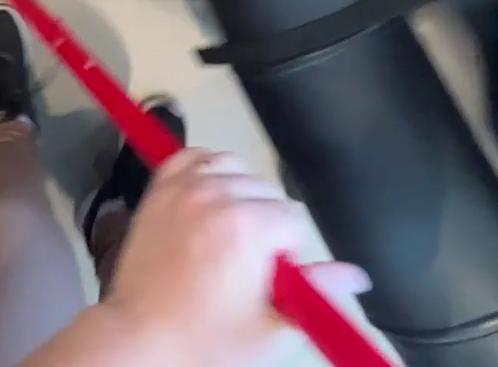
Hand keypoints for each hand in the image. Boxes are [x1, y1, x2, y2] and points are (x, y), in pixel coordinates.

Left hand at [103, 149, 370, 364]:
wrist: (141, 338)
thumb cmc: (205, 341)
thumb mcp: (272, 328)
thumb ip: (317, 293)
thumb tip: (355, 276)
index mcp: (245, 226)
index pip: (294, 219)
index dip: (291, 251)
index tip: (275, 275)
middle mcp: (214, 195)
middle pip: (266, 190)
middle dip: (268, 223)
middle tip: (253, 264)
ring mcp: (182, 187)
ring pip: (232, 166)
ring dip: (239, 192)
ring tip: (231, 233)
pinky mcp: (159, 188)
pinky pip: (190, 156)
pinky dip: (204, 167)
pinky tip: (208, 195)